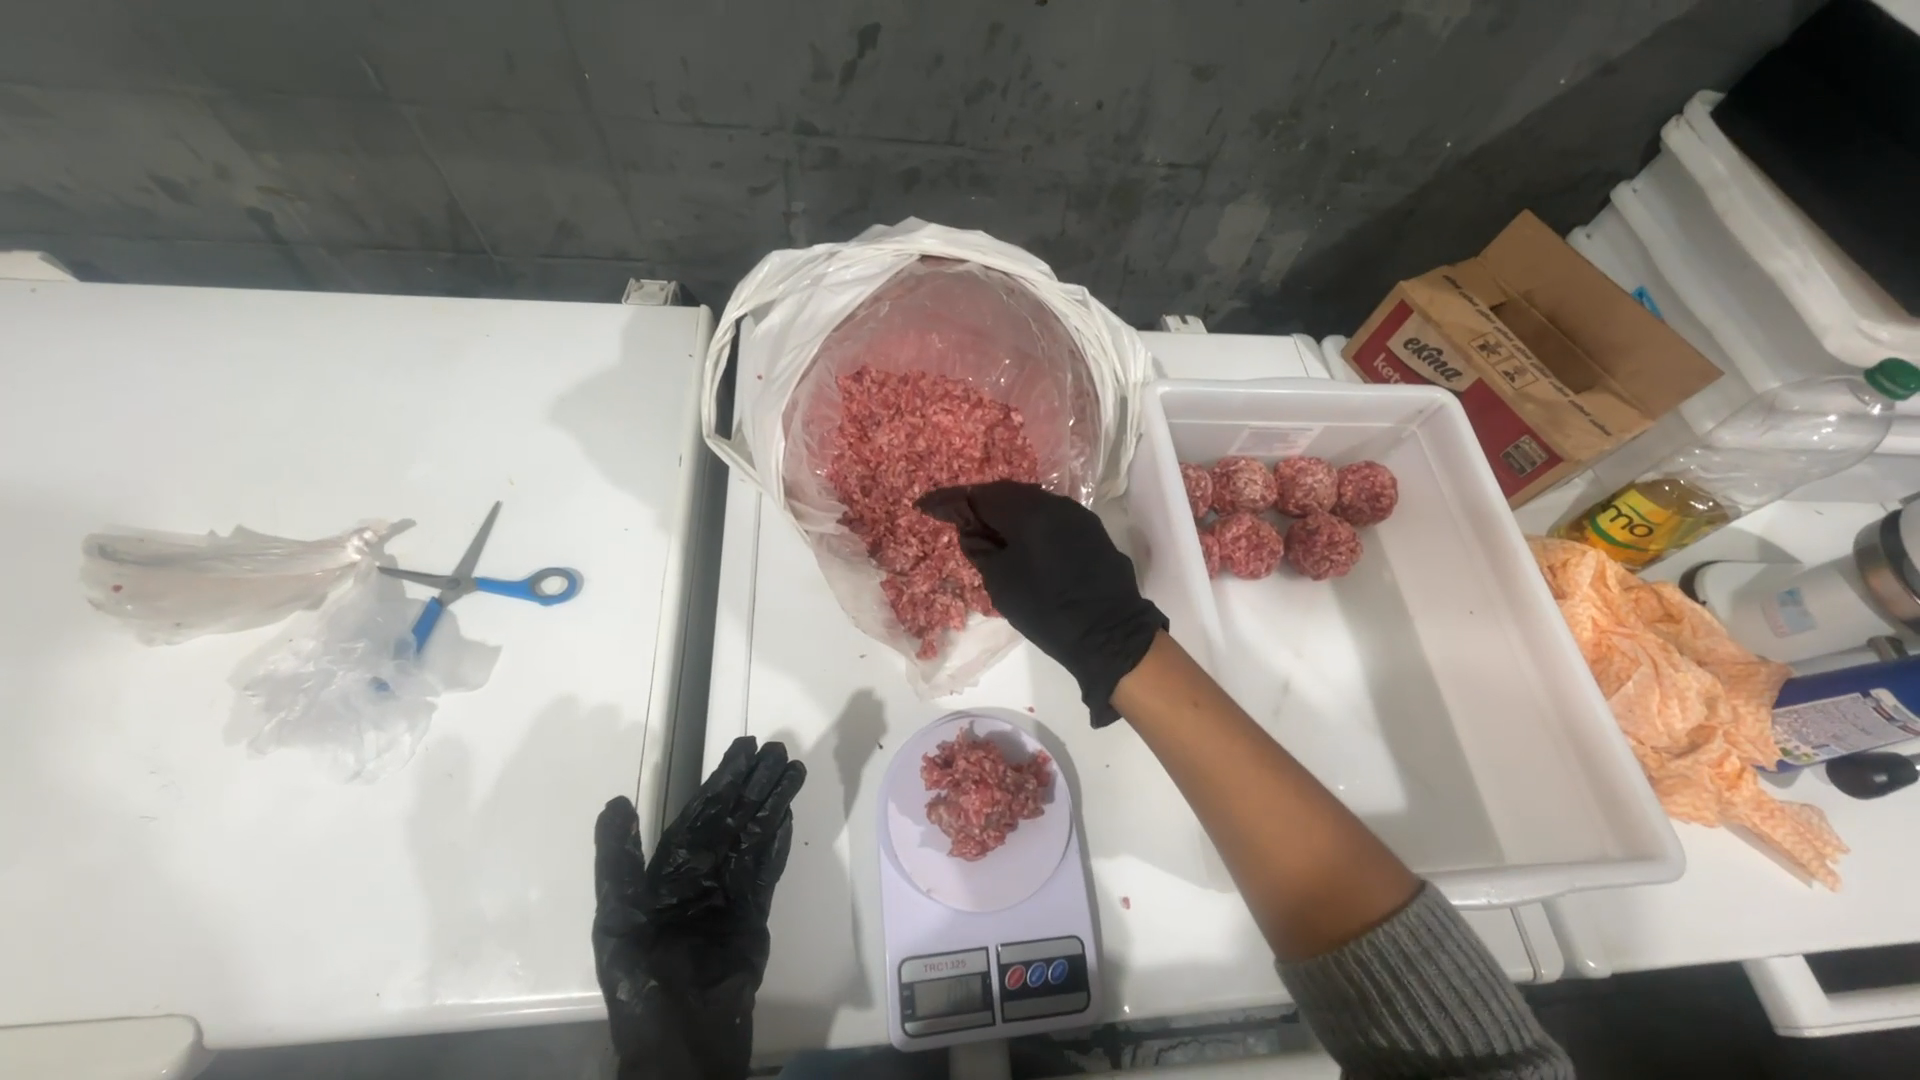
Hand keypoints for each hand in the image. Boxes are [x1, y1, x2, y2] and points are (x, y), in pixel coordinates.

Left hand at [593, 737, 805, 1079]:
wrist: (682, 1035)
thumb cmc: (641, 978)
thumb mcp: (616, 915)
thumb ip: (617, 859)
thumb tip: (617, 803)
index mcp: (666, 871)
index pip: (699, 812)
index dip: (722, 779)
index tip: (743, 749)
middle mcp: (700, 874)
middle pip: (733, 817)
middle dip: (755, 783)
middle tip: (777, 749)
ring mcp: (730, 893)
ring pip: (755, 835)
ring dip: (773, 803)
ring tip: (794, 771)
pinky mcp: (753, 913)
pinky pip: (767, 869)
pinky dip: (778, 843)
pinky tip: (788, 815)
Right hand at [918, 480, 1166, 726]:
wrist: (1108, 632)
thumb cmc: (1046, 610)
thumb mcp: (1000, 582)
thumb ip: (980, 548)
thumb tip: (970, 528)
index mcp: (1027, 512)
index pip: (980, 495)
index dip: (953, 502)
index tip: (929, 507)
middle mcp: (1053, 503)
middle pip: (1008, 494)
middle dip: (982, 505)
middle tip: (961, 521)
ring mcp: (1077, 515)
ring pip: (1033, 504)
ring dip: (1009, 514)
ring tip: (991, 533)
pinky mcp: (1091, 530)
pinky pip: (1052, 517)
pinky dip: (1031, 524)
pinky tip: (1024, 542)